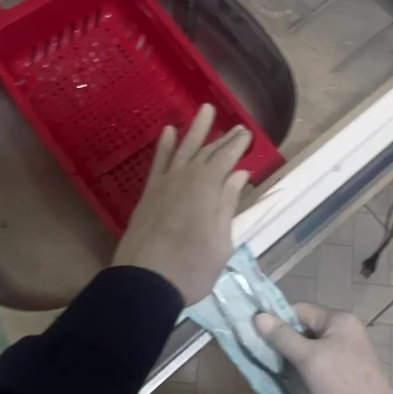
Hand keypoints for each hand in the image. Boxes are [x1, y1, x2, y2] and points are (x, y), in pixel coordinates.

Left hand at [112, 105, 252, 305]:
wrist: (144, 283)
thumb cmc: (191, 268)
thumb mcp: (220, 242)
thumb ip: (227, 204)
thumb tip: (238, 175)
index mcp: (207, 189)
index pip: (225, 159)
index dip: (237, 146)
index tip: (248, 134)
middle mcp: (185, 178)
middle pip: (206, 152)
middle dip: (223, 138)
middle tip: (237, 125)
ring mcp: (164, 184)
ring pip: (182, 149)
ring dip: (195, 130)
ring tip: (205, 110)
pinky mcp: (149, 194)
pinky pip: (158, 163)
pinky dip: (164, 146)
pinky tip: (169, 131)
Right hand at [255, 302, 392, 393]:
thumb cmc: (340, 385)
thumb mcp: (308, 359)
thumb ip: (283, 337)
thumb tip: (259, 316)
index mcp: (339, 319)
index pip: (300, 309)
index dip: (279, 321)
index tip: (260, 338)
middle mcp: (346, 330)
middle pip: (306, 328)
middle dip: (286, 342)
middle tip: (267, 358)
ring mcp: (349, 351)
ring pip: (312, 347)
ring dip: (295, 358)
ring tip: (279, 372)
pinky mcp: (348, 370)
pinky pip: (321, 361)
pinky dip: (307, 369)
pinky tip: (296, 382)